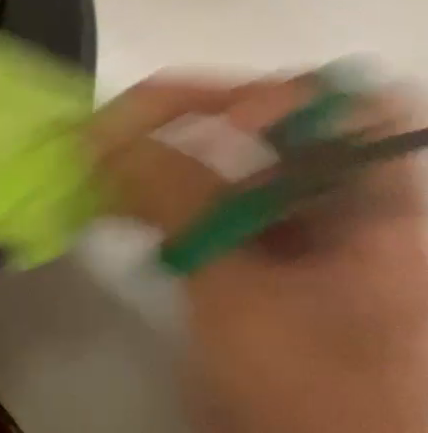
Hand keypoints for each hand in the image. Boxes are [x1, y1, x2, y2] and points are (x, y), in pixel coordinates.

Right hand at [90, 74, 427, 432]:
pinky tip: (116, 206)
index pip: (346, 106)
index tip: (210, 122)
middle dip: (182, 117)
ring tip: (95, 170)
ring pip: (236, 164)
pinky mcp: (281, 266)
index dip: (277, 95)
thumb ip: (179, 202)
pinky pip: (219, 204)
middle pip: (274, 126)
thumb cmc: (314, 386)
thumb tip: (113, 137)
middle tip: (109, 134)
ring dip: (160, 156)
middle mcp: (358, 211)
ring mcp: (319, 240)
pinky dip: (164, 194)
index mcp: (384, 210)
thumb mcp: (240, 294)